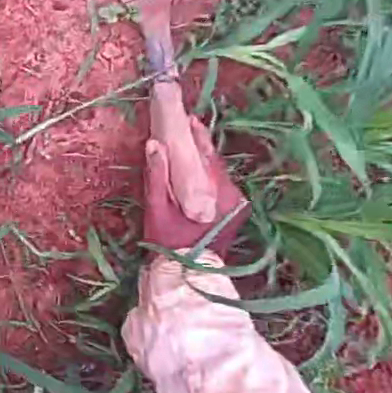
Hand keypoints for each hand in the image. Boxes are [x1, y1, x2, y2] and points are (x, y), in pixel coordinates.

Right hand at [144, 116, 249, 255]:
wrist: (186, 274)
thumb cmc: (167, 242)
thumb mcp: (157, 209)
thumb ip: (157, 176)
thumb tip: (155, 144)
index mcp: (218, 193)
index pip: (207, 155)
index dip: (197, 136)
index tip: (187, 118)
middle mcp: (234, 196)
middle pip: (214, 163)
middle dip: (199, 145)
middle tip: (186, 125)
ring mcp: (237, 205)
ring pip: (217, 174)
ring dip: (202, 161)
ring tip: (188, 145)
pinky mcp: (235, 212)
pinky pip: (219, 187)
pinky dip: (206, 176)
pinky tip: (194, 171)